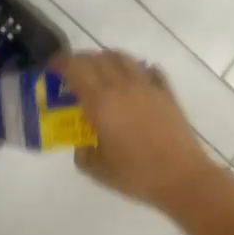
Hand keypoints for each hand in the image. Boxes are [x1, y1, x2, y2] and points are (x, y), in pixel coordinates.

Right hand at [55, 51, 220, 211]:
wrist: (182, 177)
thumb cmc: (136, 175)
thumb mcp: (97, 170)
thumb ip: (82, 152)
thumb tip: (83, 143)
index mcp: (101, 101)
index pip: (75, 68)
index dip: (60, 63)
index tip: (51, 69)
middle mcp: (122, 86)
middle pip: (96, 58)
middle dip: (79, 60)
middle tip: (71, 73)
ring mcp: (147, 86)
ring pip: (122, 58)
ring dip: (105, 59)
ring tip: (99, 73)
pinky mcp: (166, 93)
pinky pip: (148, 70)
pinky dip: (135, 69)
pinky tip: (133, 82)